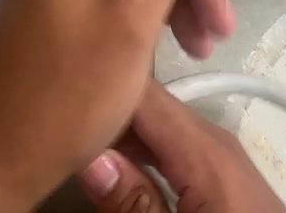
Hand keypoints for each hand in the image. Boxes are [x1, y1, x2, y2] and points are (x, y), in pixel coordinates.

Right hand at [80, 79, 285, 212]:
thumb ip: (135, 203)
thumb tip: (90, 154)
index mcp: (205, 149)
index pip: (144, 91)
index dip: (103, 84)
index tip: (63, 92)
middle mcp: (215, 137)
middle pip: (149, 104)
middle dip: (108, 109)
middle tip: (62, 123)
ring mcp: (222, 153)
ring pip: (159, 123)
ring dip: (123, 130)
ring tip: (80, 138)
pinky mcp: (223, 172)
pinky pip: (174, 143)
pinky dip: (144, 147)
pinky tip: (117, 161)